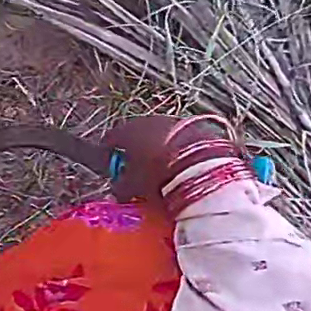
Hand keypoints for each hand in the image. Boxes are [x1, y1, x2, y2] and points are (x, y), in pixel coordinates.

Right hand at [104, 115, 232, 201]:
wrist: (203, 168)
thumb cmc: (158, 177)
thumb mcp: (133, 187)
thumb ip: (120, 187)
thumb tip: (117, 189)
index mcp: (128, 131)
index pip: (111, 138)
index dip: (108, 153)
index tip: (109, 164)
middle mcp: (149, 120)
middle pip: (136, 134)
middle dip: (134, 150)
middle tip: (134, 169)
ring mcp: (174, 121)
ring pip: (159, 135)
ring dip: (157, 149)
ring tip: (159, 169)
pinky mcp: (197, 127)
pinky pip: (179, 139)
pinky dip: (175, 149)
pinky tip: (178, 164)